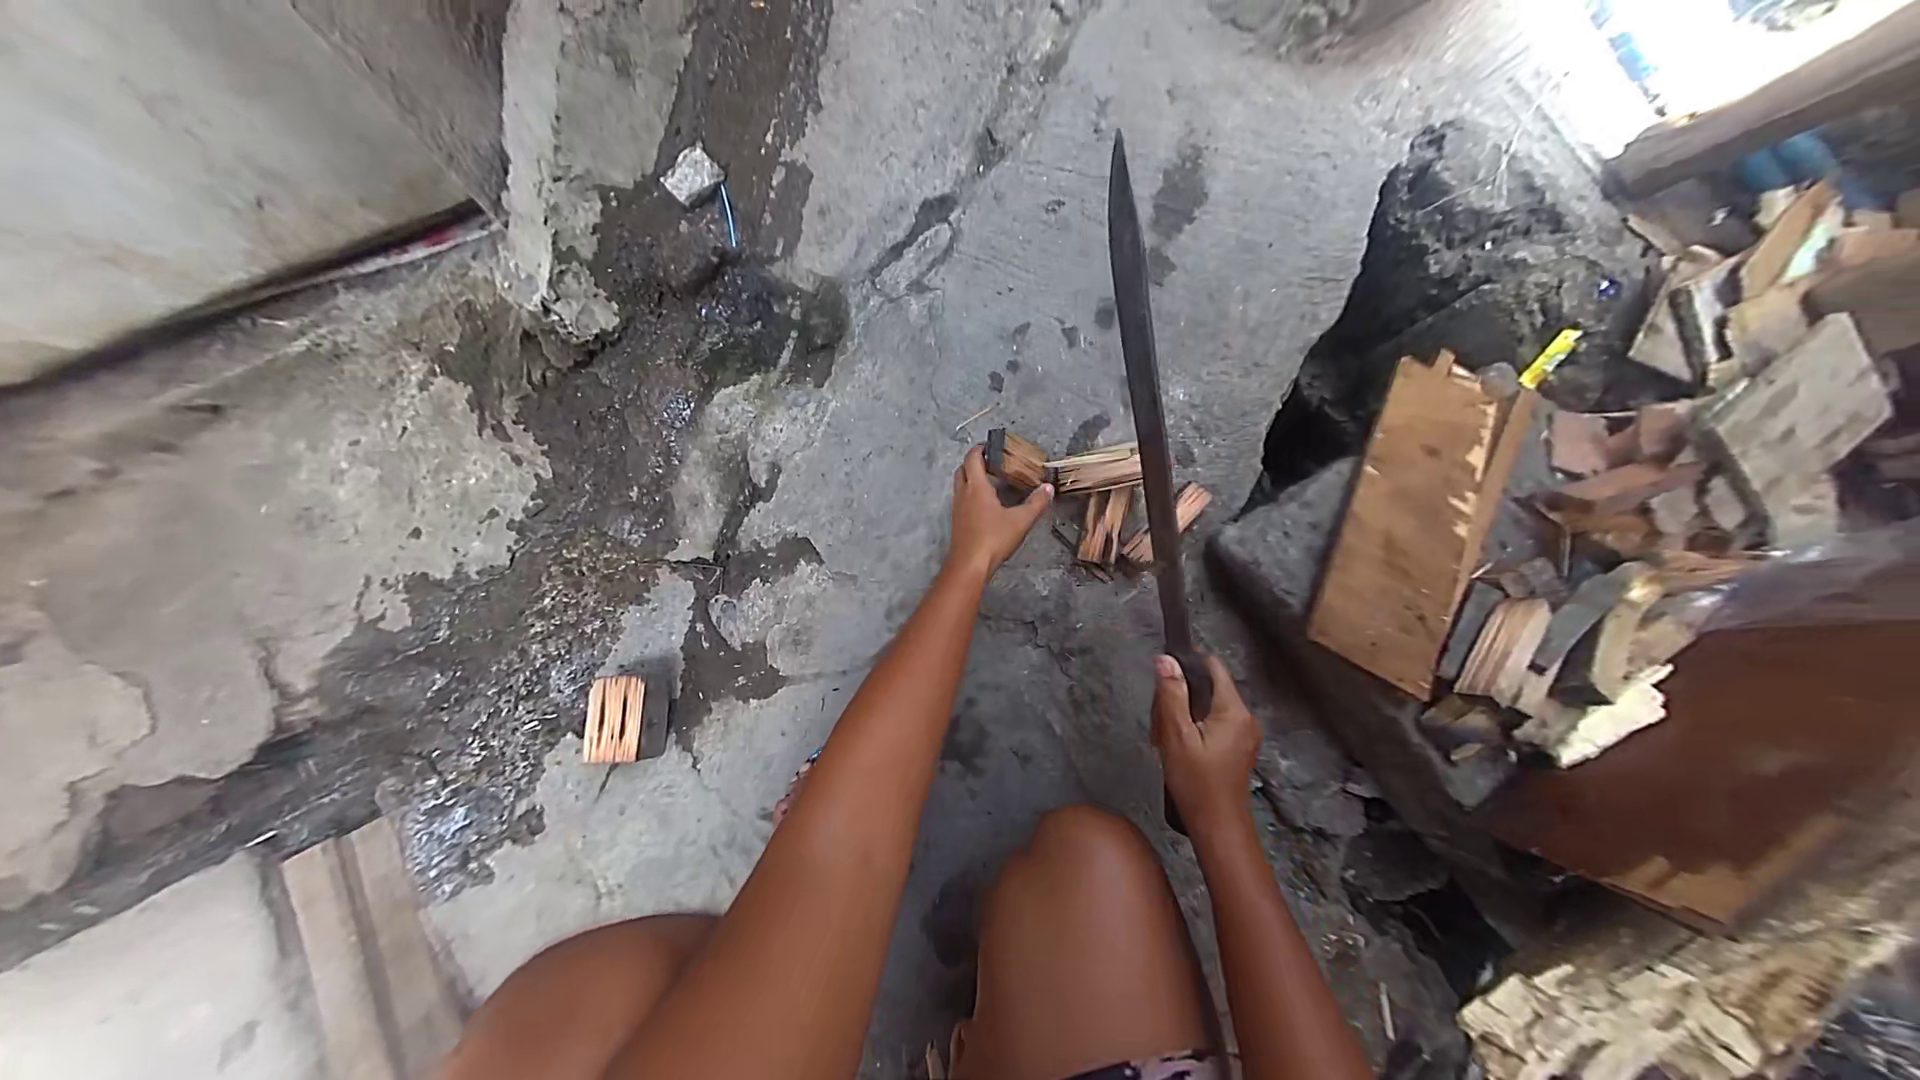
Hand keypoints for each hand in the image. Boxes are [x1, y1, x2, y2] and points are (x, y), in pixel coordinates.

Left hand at [948, 445, 1051, 578]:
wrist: (969, 565)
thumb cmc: (993, 539)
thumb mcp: (1021, 521)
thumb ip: (1036, 503)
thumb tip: (1048, 487)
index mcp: (976, 487)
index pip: (972, 458)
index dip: (980, 449)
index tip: (991, 446)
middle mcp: (963, 494)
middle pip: (962, 469)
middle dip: (974, 462)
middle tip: (992, 462)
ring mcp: (957, 508)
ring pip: (960, 484)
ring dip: (971, 477)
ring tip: (991, 480)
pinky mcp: (957, 521)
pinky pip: (961, 499)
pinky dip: (970, 493)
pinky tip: (986, 504)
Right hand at [1153, 654, 1259, 831]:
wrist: (1217, 826)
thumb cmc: (1196, 782)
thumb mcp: (1176, 735)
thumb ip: (1172, 694)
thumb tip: (1165, 659)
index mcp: (1234, 710)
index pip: (1213, 666)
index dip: (1187, 665)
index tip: (1163, 679)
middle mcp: (1245, 717)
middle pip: (1207, 686)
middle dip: (1180, 697)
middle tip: (1161, 723)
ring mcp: (1244, 734)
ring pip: (1207, 706)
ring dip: (1182, 715)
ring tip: (1166, 738)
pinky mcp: (1237, 747)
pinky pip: (1213, 723)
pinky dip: (1193, 728)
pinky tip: (1178, 746)